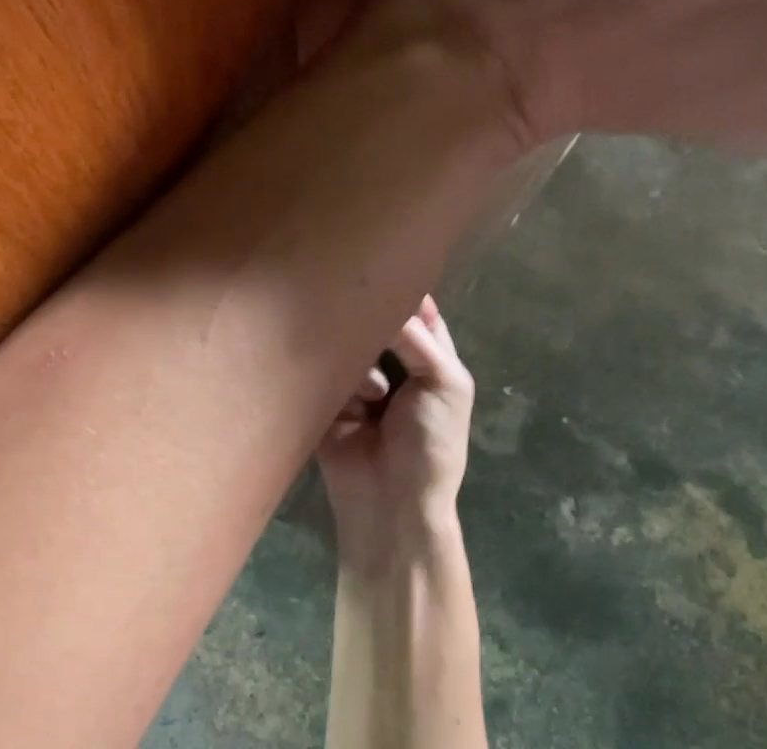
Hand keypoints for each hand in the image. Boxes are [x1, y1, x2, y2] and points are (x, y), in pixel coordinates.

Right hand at [318, 297, 475, 559]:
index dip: (403, 290)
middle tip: (356, 307)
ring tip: (372, 396)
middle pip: (376, 325)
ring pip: (347, 346)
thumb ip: (418, 338)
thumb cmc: (431, 444)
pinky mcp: (326, 401)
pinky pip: (321, 372)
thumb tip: (384, 296)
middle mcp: (393, 366)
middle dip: (368, 320)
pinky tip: (351, 406)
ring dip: (358, 363)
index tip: (379, 262)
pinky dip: (334, 381)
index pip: (418, 314)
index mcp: (430, 360)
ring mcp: (356, 383)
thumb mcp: (444, 383)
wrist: (390, 503)